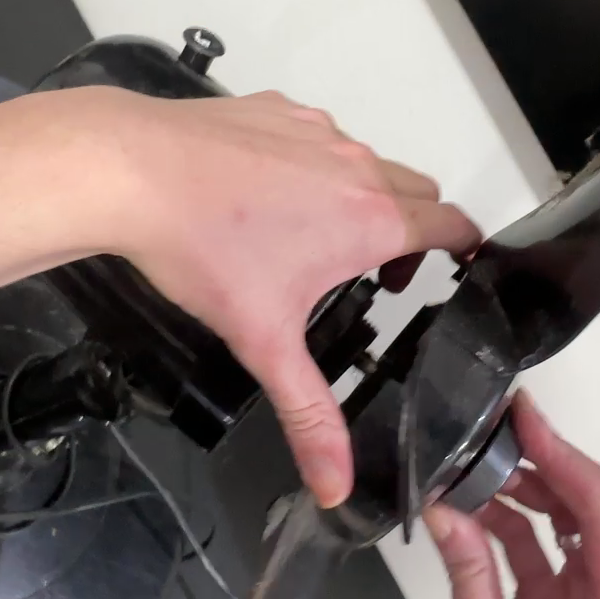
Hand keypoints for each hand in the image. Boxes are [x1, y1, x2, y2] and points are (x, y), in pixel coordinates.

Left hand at [89, 88, 481, 505]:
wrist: (136, 172)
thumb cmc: (208, 251)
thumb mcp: (265, 341)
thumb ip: (309, 413)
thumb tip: (336, 488)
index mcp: (372, 219)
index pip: (452, 223)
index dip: (464, 247)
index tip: (455, 269)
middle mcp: (356, 166)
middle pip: (418, 191)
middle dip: (414, 229)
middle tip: (373, 271)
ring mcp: (316, 130)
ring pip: (368, 161)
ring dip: (363, 195)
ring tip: (314, 233)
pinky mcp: (278, 110)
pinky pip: (318, 135)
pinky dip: (314, 162)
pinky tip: (266, 187)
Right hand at [425, 393, 599, 598]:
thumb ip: (468, 576)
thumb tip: (442, 504)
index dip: (565, 457)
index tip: (524, 417)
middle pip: (594, 514)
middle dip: (547, 466)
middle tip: (498, 427)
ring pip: (569, 530)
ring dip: (526, 494)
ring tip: (478, 464)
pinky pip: (544, 558)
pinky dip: (511, 529)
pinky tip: (474, 508)